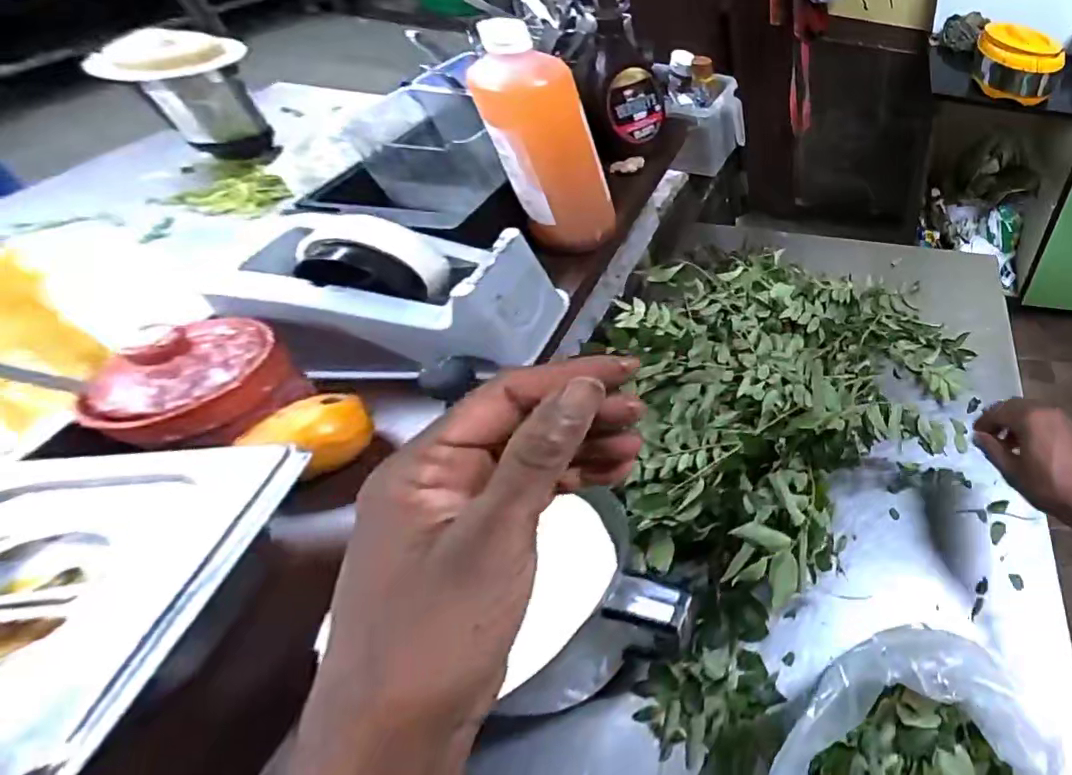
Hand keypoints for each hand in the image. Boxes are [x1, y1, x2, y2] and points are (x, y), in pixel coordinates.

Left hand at [288, 357, 644, 774]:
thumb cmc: (439, 630)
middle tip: (639, 412)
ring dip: (584, 445)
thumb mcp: (497, 534)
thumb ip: (539, 454)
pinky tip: (610, 474)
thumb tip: (583, 386)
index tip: (626, 372)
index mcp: (424, 466)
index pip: (504, 397)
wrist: (398, 733)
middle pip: (521, 423)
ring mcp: (460, 508)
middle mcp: (440, 477)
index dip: (568, 378)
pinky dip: (573, 477)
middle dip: (582, 413)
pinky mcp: (481, 535)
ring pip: (532, 454)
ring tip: (634, 445)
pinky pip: (533, 487)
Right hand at [973, 398, 1071, 545]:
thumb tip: (979, 436)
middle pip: (1014, 406)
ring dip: (1015, 421)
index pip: (999, 411)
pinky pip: (1043, 417)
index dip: (984, 421)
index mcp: (1029, 417)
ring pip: (1029, 410)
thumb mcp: (1014, 471)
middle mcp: (1044, 409)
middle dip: (999, 418)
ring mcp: (1059, 415)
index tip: (976, 434)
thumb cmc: (1047, 486)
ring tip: (1007, 444)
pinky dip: (1030, 424)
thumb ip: (993, 450)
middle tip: (989, 437)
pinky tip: (1027, 445)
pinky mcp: (1069, 425)